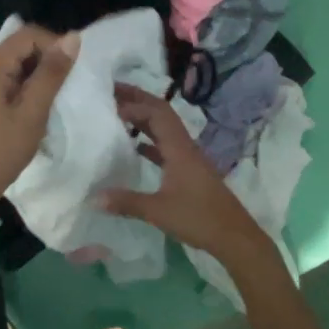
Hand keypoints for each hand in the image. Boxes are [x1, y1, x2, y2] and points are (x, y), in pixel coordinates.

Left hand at [0, 25, 79, 230]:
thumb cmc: (5, 147)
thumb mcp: (34, 110)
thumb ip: (52, 73)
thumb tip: (73, 37)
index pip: (29, 35)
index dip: (54, 44)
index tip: (74, 68)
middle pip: (24, 44)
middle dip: (50, 56)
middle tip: (70, 81)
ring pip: (23, 60)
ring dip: (44, 70)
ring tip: (60, 91)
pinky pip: (17, 75)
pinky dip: (34, 82)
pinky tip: (45, 99)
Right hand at [99, 84, 277, 271]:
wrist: (234, 237)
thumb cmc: (198, 218)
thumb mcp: (158, 211)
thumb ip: (126, 202)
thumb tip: (93, 198)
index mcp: (180, 149)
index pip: (157, 113)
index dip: (134, 104)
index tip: (109, 103)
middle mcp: (185, 148)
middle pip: (162, 114)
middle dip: (139, 100)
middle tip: (112, 91)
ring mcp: (189, 160)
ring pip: (164, 130)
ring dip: (144, 119)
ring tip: (118, 113)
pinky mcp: (190, 173)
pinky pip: (167, 148)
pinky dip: (150, 142)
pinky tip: (135, 147)